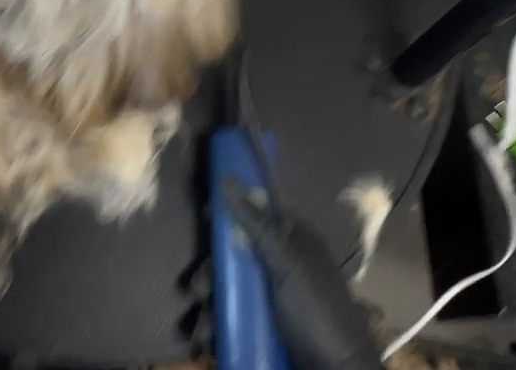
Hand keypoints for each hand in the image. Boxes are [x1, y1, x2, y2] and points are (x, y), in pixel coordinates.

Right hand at [221, 177, 380, 369]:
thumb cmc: (317, 311)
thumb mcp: (288, 264)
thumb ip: (258, 225)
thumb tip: (228, 178)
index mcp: (293, 244)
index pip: (259, 214)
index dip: (232, 211)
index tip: (205, 216)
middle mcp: (280, 268)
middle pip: (236, 256)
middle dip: (212, 272)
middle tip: (199, 289)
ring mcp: (272, 301)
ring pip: (230, 291)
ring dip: (209, 305)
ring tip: (202, 324)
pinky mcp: (264, 330)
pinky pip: (232, 321)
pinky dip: (216, 327)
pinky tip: (206, 337)